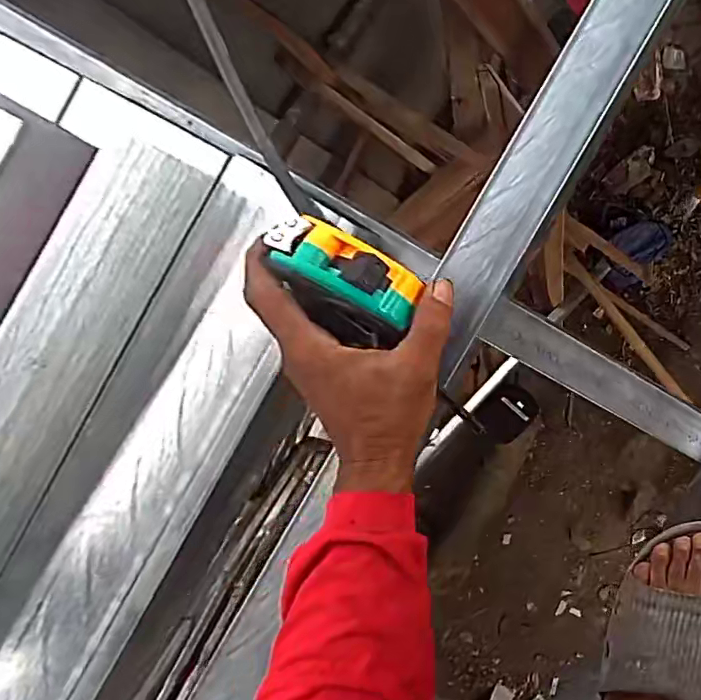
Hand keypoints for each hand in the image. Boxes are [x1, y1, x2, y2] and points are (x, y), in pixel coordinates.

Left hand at [243, 246, 452, 494]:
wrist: (378, 462)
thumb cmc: (382, 427)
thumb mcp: (416, 367)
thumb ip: (429, 324)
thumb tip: (438, 294)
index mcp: (308, 349)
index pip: (265, 294)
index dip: (262, 258)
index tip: (273, 236)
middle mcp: (300, 357)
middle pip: (280, 300)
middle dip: (299, 268)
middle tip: (326, 251)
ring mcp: (309, 368)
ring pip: (297, 317)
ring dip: (315, 292)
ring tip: (345, 276)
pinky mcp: (324, 376)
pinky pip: (315, 334)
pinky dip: (330, 314)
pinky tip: (361, 313)